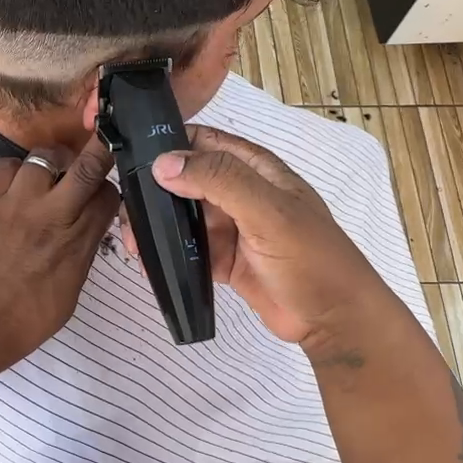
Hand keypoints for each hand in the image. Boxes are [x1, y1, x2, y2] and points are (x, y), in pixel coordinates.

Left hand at [0, 137, 119, 372]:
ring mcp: (16, 205)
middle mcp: (52, 216)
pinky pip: (4, 166)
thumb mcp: (70, 293)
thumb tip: (85, 230)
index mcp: (77, 244)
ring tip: (44, 178)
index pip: (108, 196)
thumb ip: (82, 254)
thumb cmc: (24, 322)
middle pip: (88, 165)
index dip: (107, 192)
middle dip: (97, 153)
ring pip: (44, 157)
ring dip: (50, 164)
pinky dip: (13, 171)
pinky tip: (12, 187)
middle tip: (93, 154)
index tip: (98, 198)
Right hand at [144, 126, 398, 364]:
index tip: (133, 160)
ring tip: (133, 246)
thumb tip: (163, 163)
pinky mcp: (224, 260)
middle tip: (129, 217)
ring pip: (182, 217)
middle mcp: (240, 193)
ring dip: (157, 227)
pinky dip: (168, 256)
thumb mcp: (267, 212)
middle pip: (186, 180)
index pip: (205, 142)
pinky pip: (188, 250)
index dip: (170, 144)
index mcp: (256, 169)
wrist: (332, 320)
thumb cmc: (310, 258)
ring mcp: (232, 228)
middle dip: (154, 194)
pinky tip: (148, 265)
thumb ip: (219, 181)